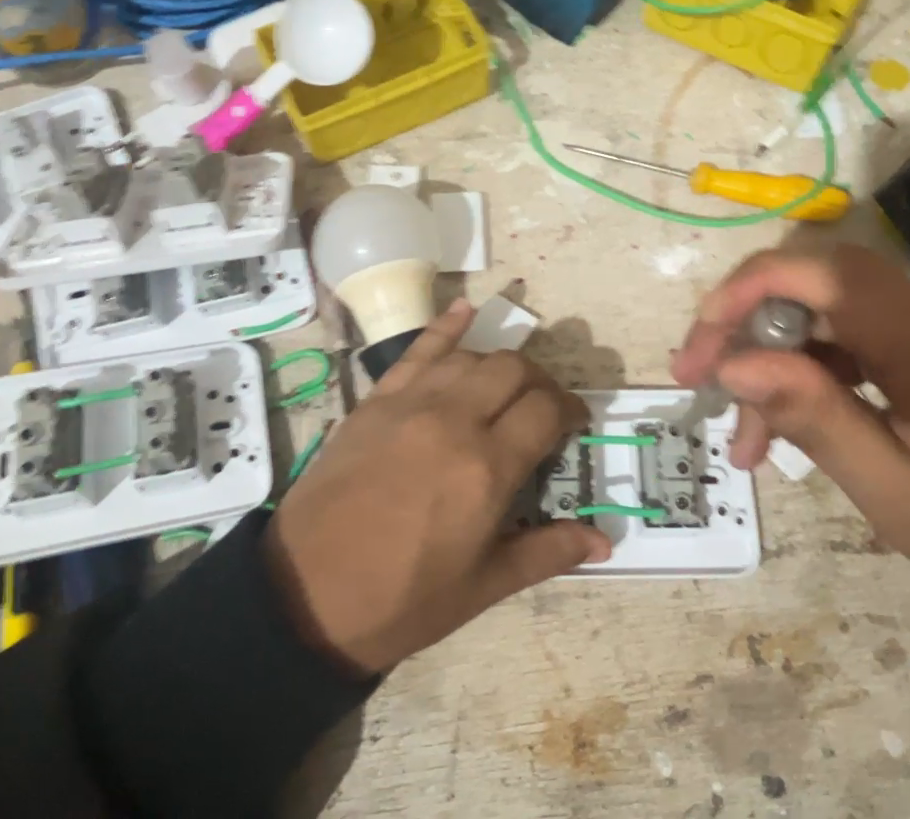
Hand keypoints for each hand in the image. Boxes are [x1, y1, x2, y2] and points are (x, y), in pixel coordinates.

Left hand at [266, 301, 611, 676]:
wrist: (305, 595)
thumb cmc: (403, 600)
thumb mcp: (483, 586)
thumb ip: (547, 552)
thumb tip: (604, 540)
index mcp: (486, 468)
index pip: (545, 410)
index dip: (570, 411)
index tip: (573, 427)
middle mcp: (452, 421)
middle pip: (512, 370)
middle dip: (540, 383)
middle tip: (543, 411)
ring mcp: (408, 405)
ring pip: (469, 357)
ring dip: (498, 365)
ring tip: (506, 388)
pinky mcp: (373, 403)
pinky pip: (416, 351)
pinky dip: (445, 328)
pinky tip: (465, 310)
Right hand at [673, 246, 909, 724]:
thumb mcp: (899, 499)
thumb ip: (819, 422)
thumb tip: (735, 363)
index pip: (824, 273)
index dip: (746, 290)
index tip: (700, 348)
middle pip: (816, 278)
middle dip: (744, 322)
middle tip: (700, 385)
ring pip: (828, 308)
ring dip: (773, 357)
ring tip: (744, 438)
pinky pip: (856, 333)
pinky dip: (811, 369)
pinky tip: (786, 424)